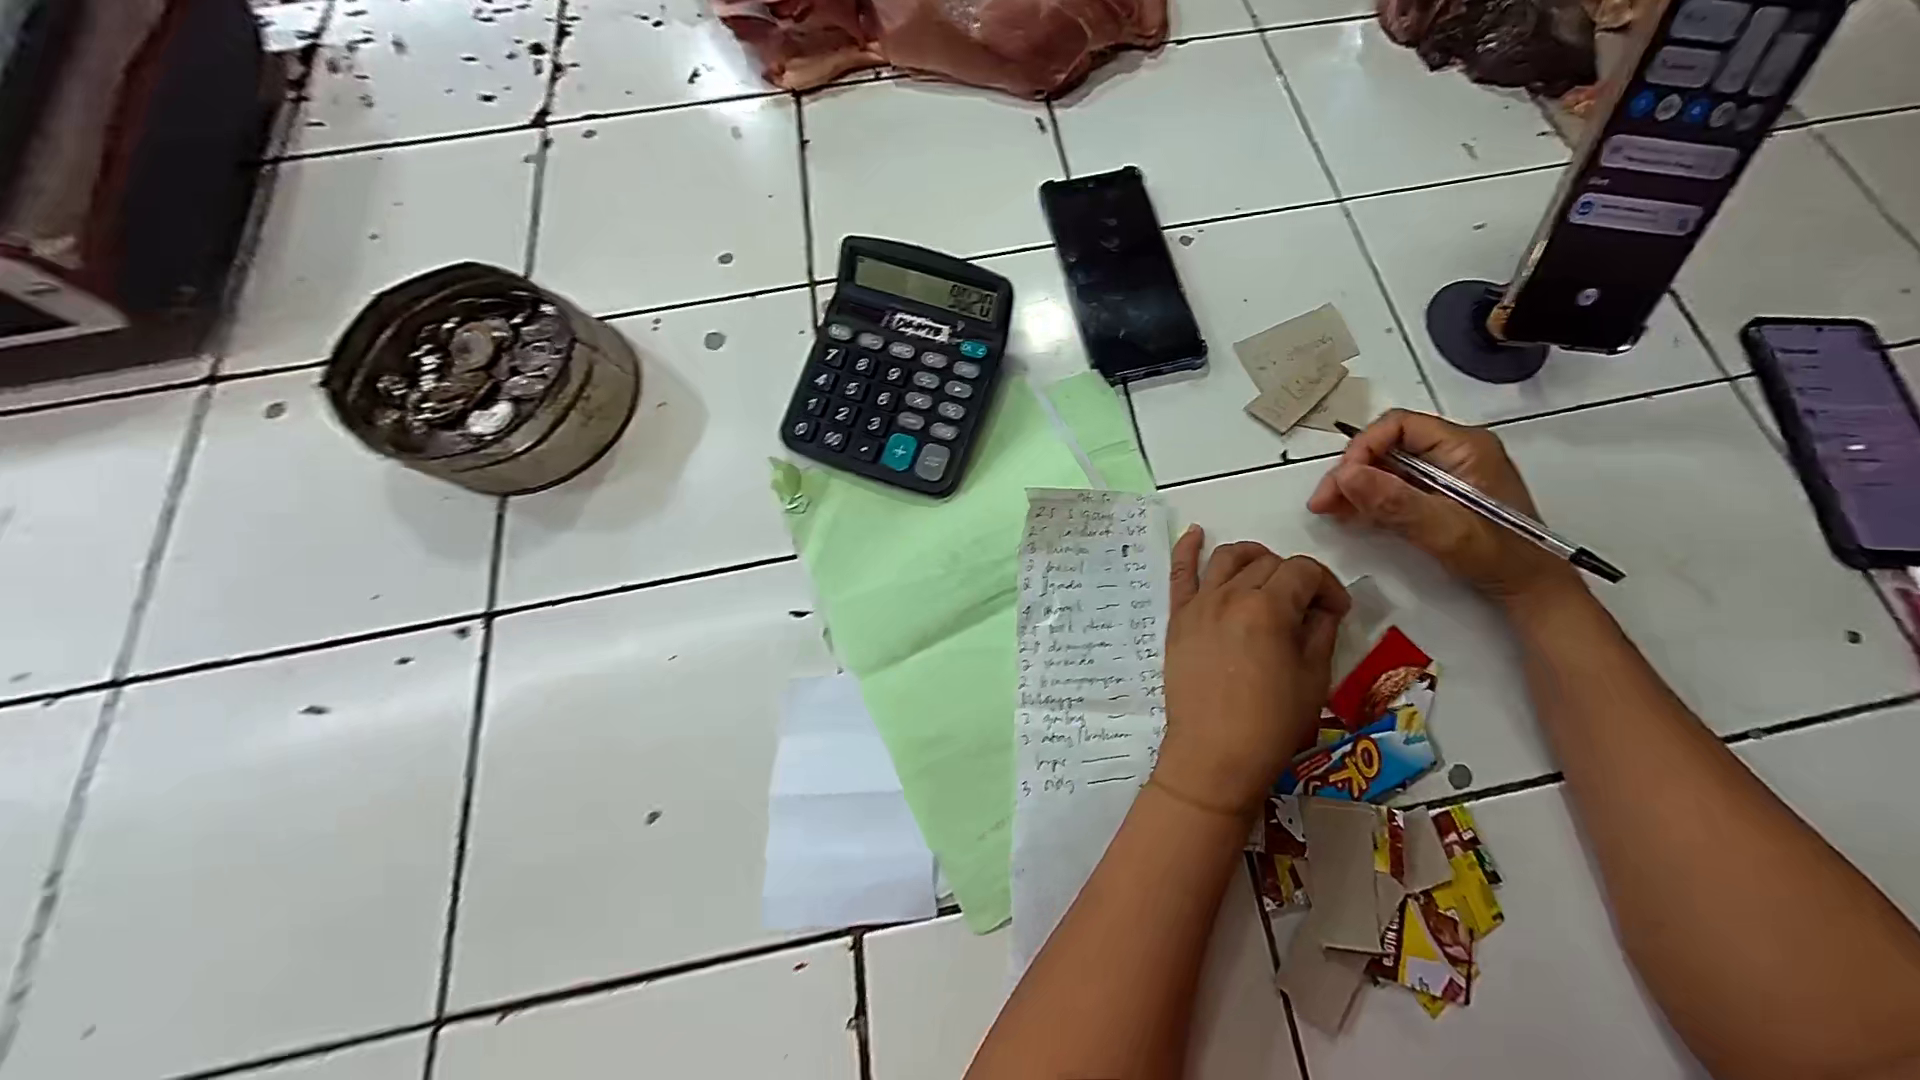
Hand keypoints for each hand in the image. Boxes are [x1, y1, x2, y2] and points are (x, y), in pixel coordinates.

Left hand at [1155, 528, 1350, 815]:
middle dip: (1295, 577)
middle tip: (1306, 608)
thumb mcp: (1314, 678)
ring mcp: (1198, 605)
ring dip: (1253, 558)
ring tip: (1267, 573)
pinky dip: (1186, 548)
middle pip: (1267, 563)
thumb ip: (1319, 630)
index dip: (1327, 585)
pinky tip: (1195, 532)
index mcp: (1267, 608)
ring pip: (1226, 558)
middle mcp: (1229, 596)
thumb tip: (1321, 605)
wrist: (1214, 755)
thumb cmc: (1271, 724)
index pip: (1304, 571)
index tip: (1336, 611)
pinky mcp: (1177, 619)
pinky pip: (1179, 574)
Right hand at [1305, 409, 1582, 604]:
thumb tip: (1345, 475)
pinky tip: (1348, 514)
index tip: (1343, 480)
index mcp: (1464, 446)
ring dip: (1353, 486)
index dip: (1363, 448)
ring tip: (1329, 510)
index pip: (1398, 426)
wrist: (1531, 590)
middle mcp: (1452, 453)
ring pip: (1384, 466)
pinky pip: (1391, 486)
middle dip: (1351, 471)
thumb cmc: (1500, 557)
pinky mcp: (1434, 495)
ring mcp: (1442, 474)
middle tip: (1325, 500)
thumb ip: (1395, 502)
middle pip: (1386, 445)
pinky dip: (1366, 499)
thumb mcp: (1445, 530)